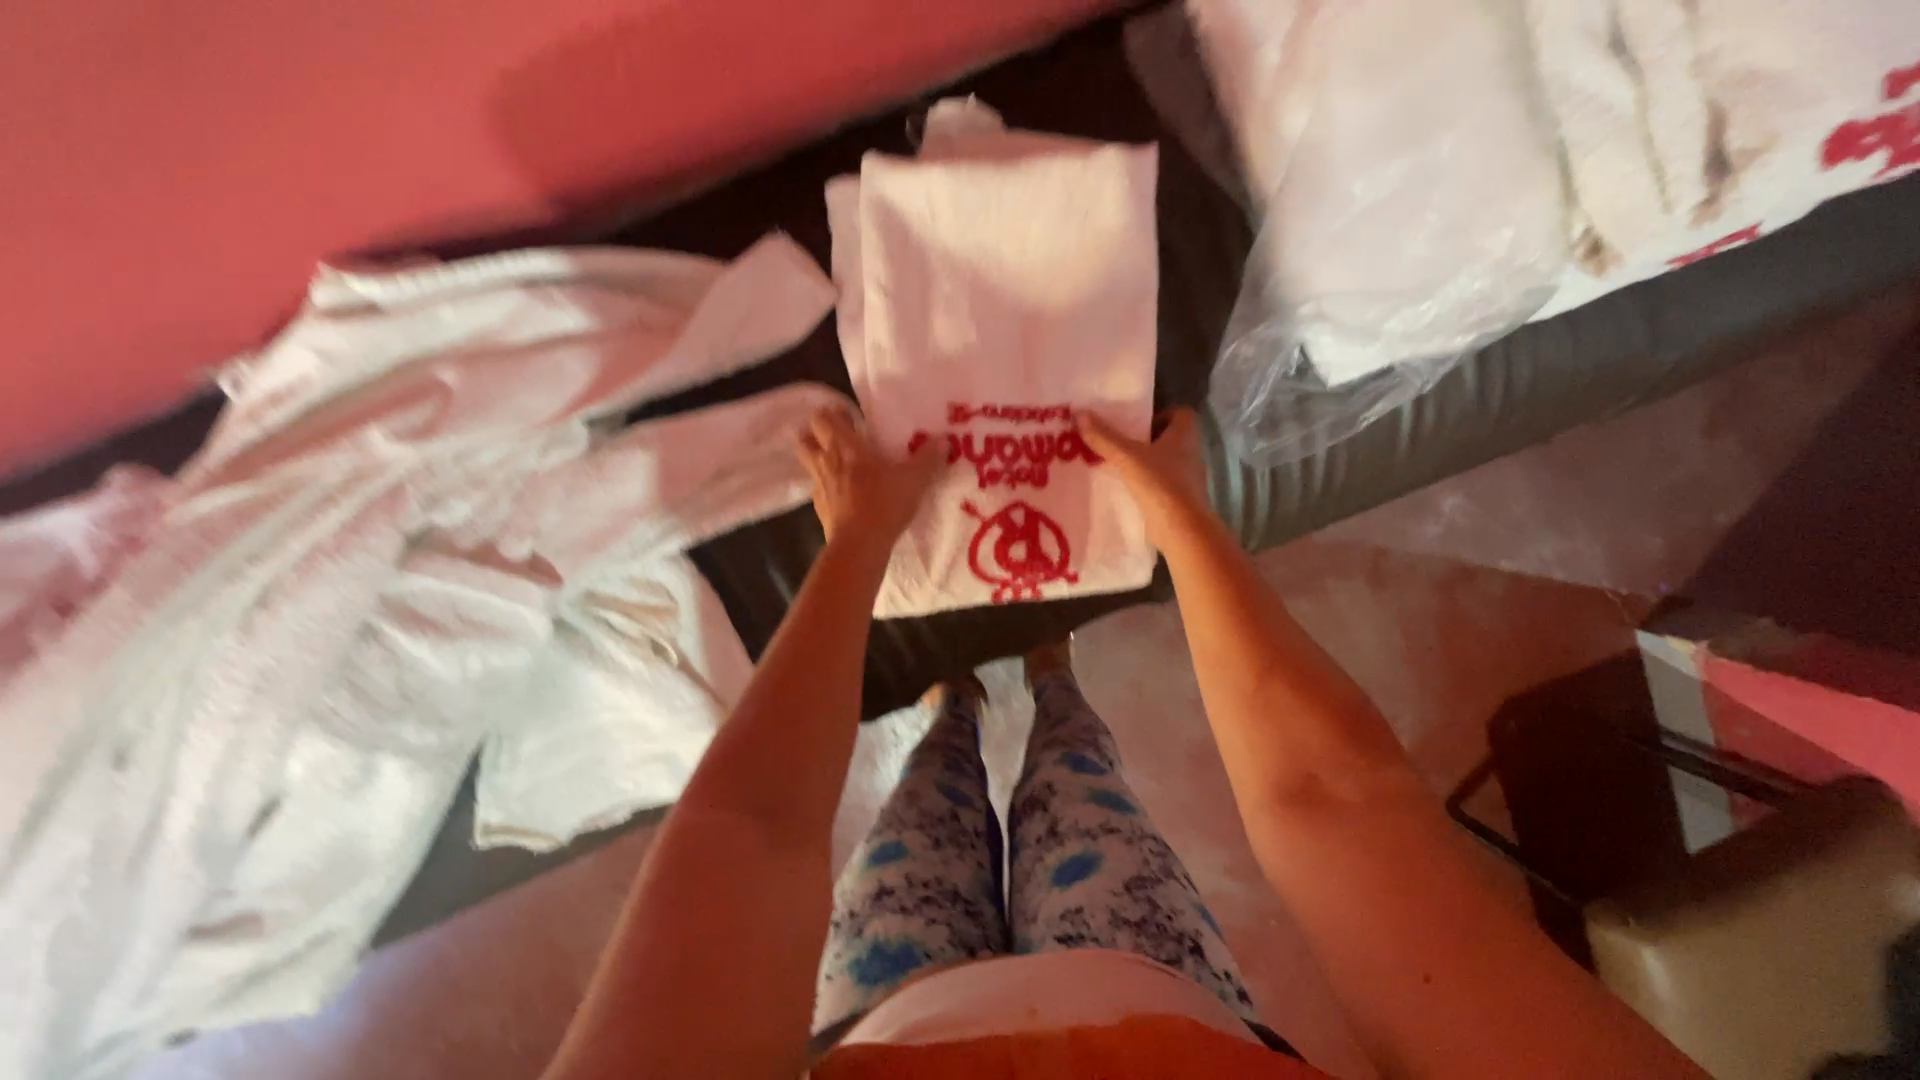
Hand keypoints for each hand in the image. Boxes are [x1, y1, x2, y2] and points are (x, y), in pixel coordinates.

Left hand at [797, 406, 943, 548]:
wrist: (859, 544)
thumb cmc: (884, 503)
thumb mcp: (913, 479)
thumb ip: (927, 458)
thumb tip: (943, 439)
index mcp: (845, 446)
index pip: (823, 418)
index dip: (831, 413)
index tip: (848, 415)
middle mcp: (826, 461)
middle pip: (805, 437)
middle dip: (816, 432)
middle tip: (838, 435)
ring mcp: (819, 485)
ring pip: (807, 462)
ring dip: (817, 457)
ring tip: (837, 461)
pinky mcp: (819, 508)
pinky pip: (818, 488)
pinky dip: (826, 486)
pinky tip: (842, 493)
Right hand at [1077, 408, 1210, 543]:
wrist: (1182, 529)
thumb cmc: (1160, 484)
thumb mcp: (1127, 457)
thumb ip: (1104, 437)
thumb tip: (1080, 413)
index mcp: (1185, 435)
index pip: (1180, 413)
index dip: (1160, 414)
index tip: (1136, 423)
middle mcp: (1190, 453)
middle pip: (1168, 438)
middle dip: (1144, 439)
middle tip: (1116, 442)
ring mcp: (1187, 478)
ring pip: (1163, 462)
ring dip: (1142, 462)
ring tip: (1114, 464)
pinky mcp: (1179, 499)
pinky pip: (1160, 484)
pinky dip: (1144, 483)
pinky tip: (1123, 488)